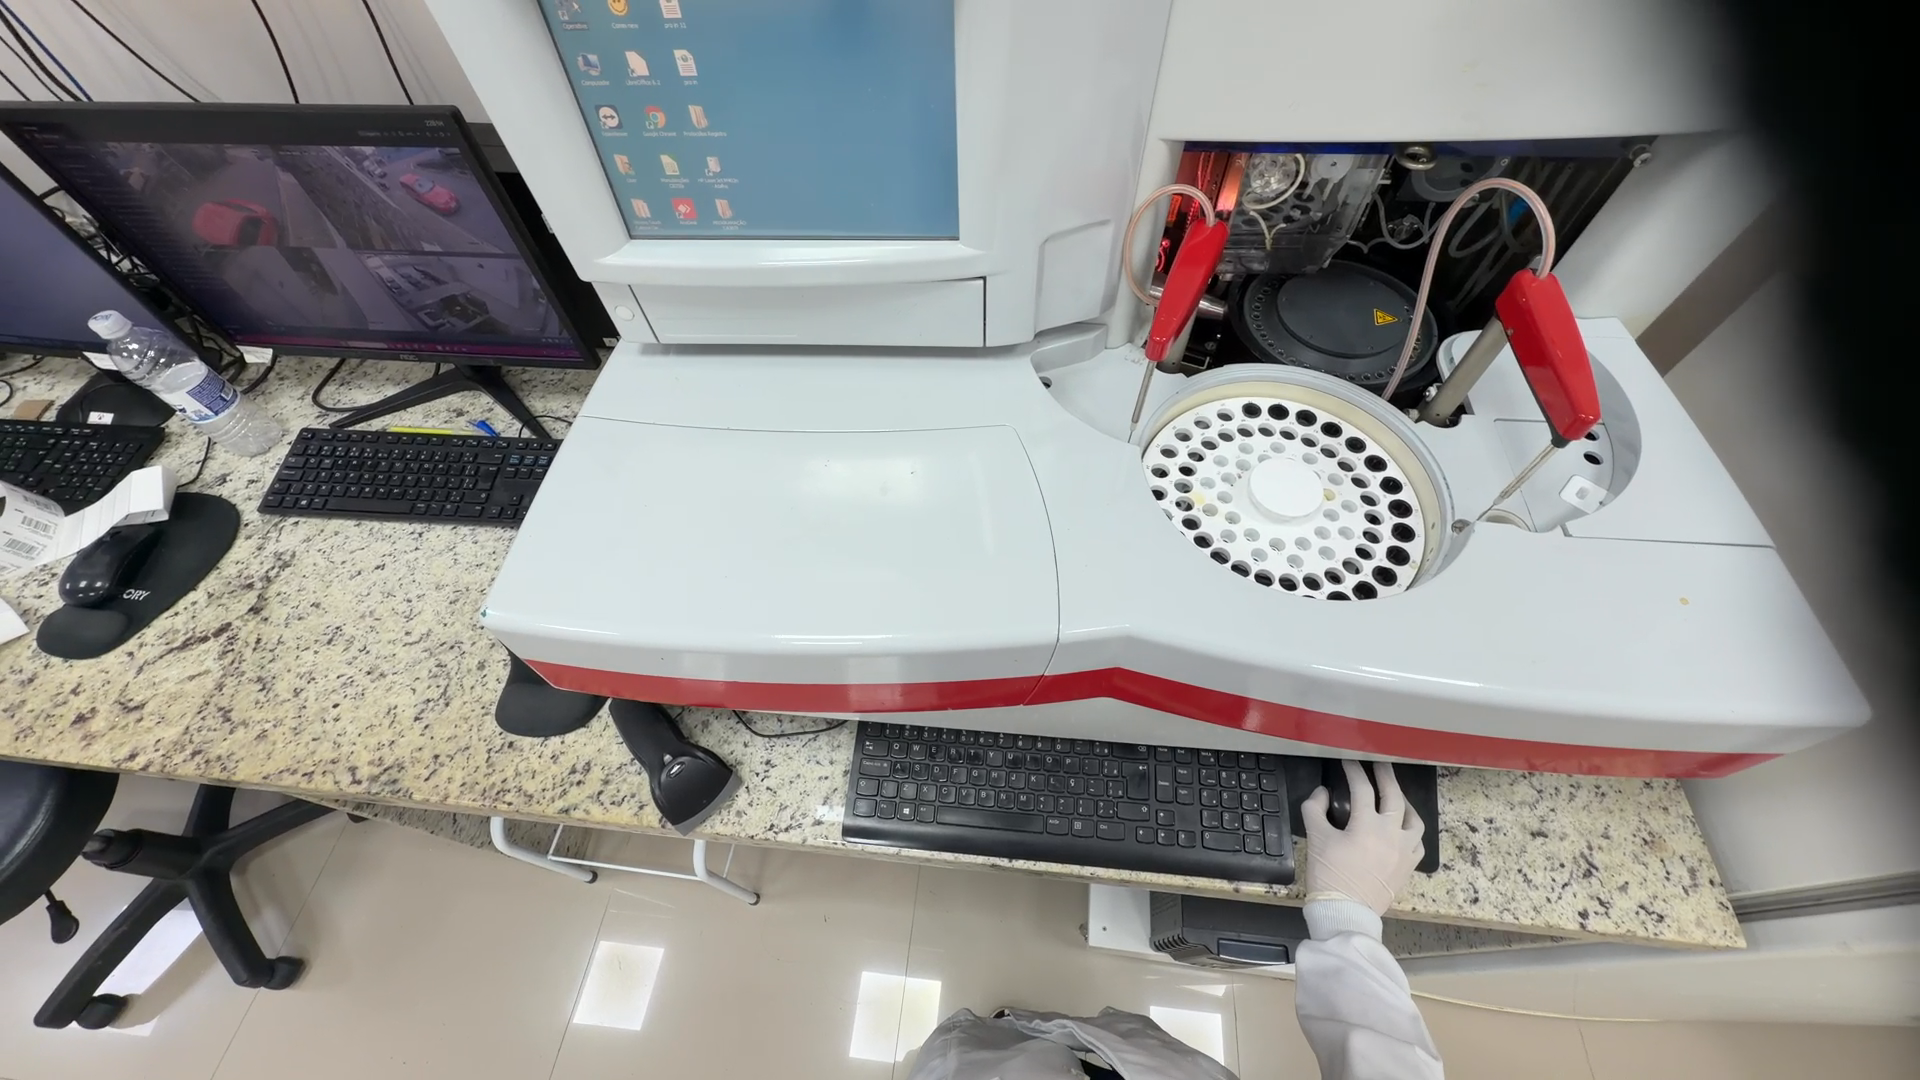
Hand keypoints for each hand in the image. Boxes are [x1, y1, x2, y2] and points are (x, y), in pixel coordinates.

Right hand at [1301, 760, 1425, 915]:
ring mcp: (1404, 851)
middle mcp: (1392, 834)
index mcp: (1367, 824)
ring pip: (1414, 819)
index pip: (1362, 788)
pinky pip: (1417, 842)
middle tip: (1379, 764)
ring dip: (1405, 803)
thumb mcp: (1315, 837)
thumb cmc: (1329, 873)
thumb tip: (1322, 793)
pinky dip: (1410, 830)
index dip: (1353, 770)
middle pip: (1394, 797)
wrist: (1346, 911)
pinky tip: (1401, 828)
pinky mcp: (1408, 867)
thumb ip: (1315, 808)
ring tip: (1395, 795)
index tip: (1347, 760)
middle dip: (1386, 777)